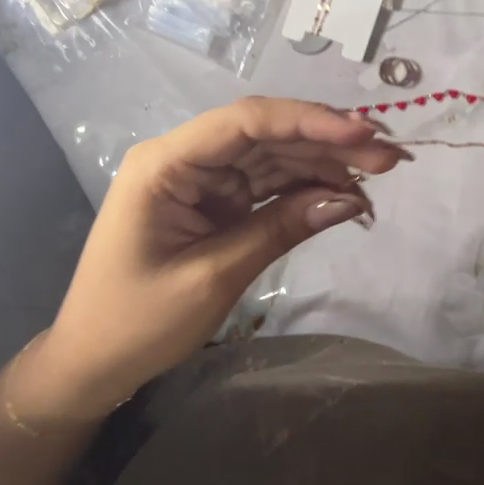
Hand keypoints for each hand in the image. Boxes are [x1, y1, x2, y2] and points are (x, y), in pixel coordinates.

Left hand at [38, 98, 407, 414]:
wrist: (93, 363)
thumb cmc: (136, 322)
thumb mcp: (212, 278)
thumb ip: (279, 230)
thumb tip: (350, 200)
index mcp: (165, 163)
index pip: (245, 122)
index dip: (309, 121)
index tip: (364, 134)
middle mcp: (185, 159)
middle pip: (266, 135)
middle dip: (328, 142)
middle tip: (390, 158)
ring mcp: (202, 180)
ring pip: (273, 157)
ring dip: (325, 163)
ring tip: (380, 174)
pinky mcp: (216, 203)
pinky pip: (267, 186)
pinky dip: (306, 190)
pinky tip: (345, 194)